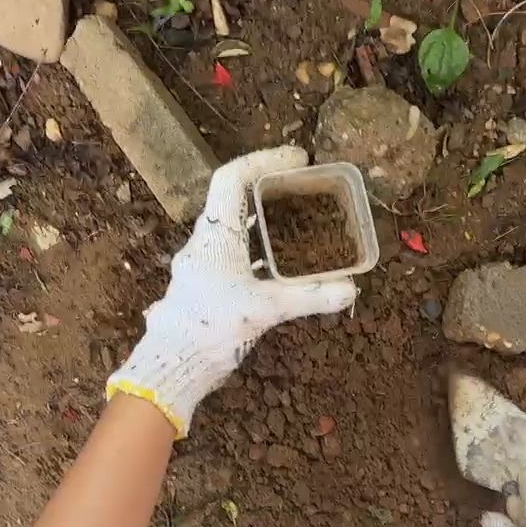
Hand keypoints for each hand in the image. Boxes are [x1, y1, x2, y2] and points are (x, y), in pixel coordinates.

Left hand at [106, 147, 357, 437]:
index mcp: (215, 236)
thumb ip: (309, 297)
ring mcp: (202, 267)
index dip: (264, 160)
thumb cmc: (212, 327)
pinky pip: (232, 257)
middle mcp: (204, 244)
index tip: (296, 160)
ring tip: (295, 223)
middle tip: (301, 189)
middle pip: (233, 200)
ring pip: (233, 230)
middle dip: (267, 189)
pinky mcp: (205, 289)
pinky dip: (256, 252)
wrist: (174, 366)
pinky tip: (278, 267)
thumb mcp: (265, 309)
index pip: (233, 178)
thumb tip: (351, 291)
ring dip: (261, 221)